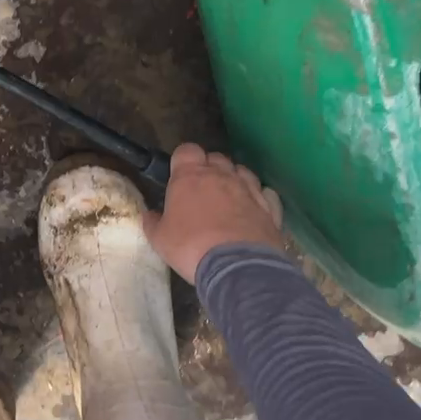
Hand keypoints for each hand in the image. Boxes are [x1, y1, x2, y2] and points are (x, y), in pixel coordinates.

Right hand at [141, 143, 284, 280]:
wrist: (239, 270)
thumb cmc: (192, 247)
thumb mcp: (160, 238)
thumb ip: (153, 222)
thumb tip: (150, 215)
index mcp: (189, 176)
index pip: (187, 149)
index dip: (183, 159)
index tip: (179, 174)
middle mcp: (220, 175)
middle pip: (216, 157)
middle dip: (210, 167)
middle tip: (203, 188)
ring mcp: (248, 190)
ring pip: (243, 171)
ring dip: (235, 179)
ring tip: (230, 197)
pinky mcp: (270, 209)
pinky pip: (266, 193)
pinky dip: (261, 196)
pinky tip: (255, 207)